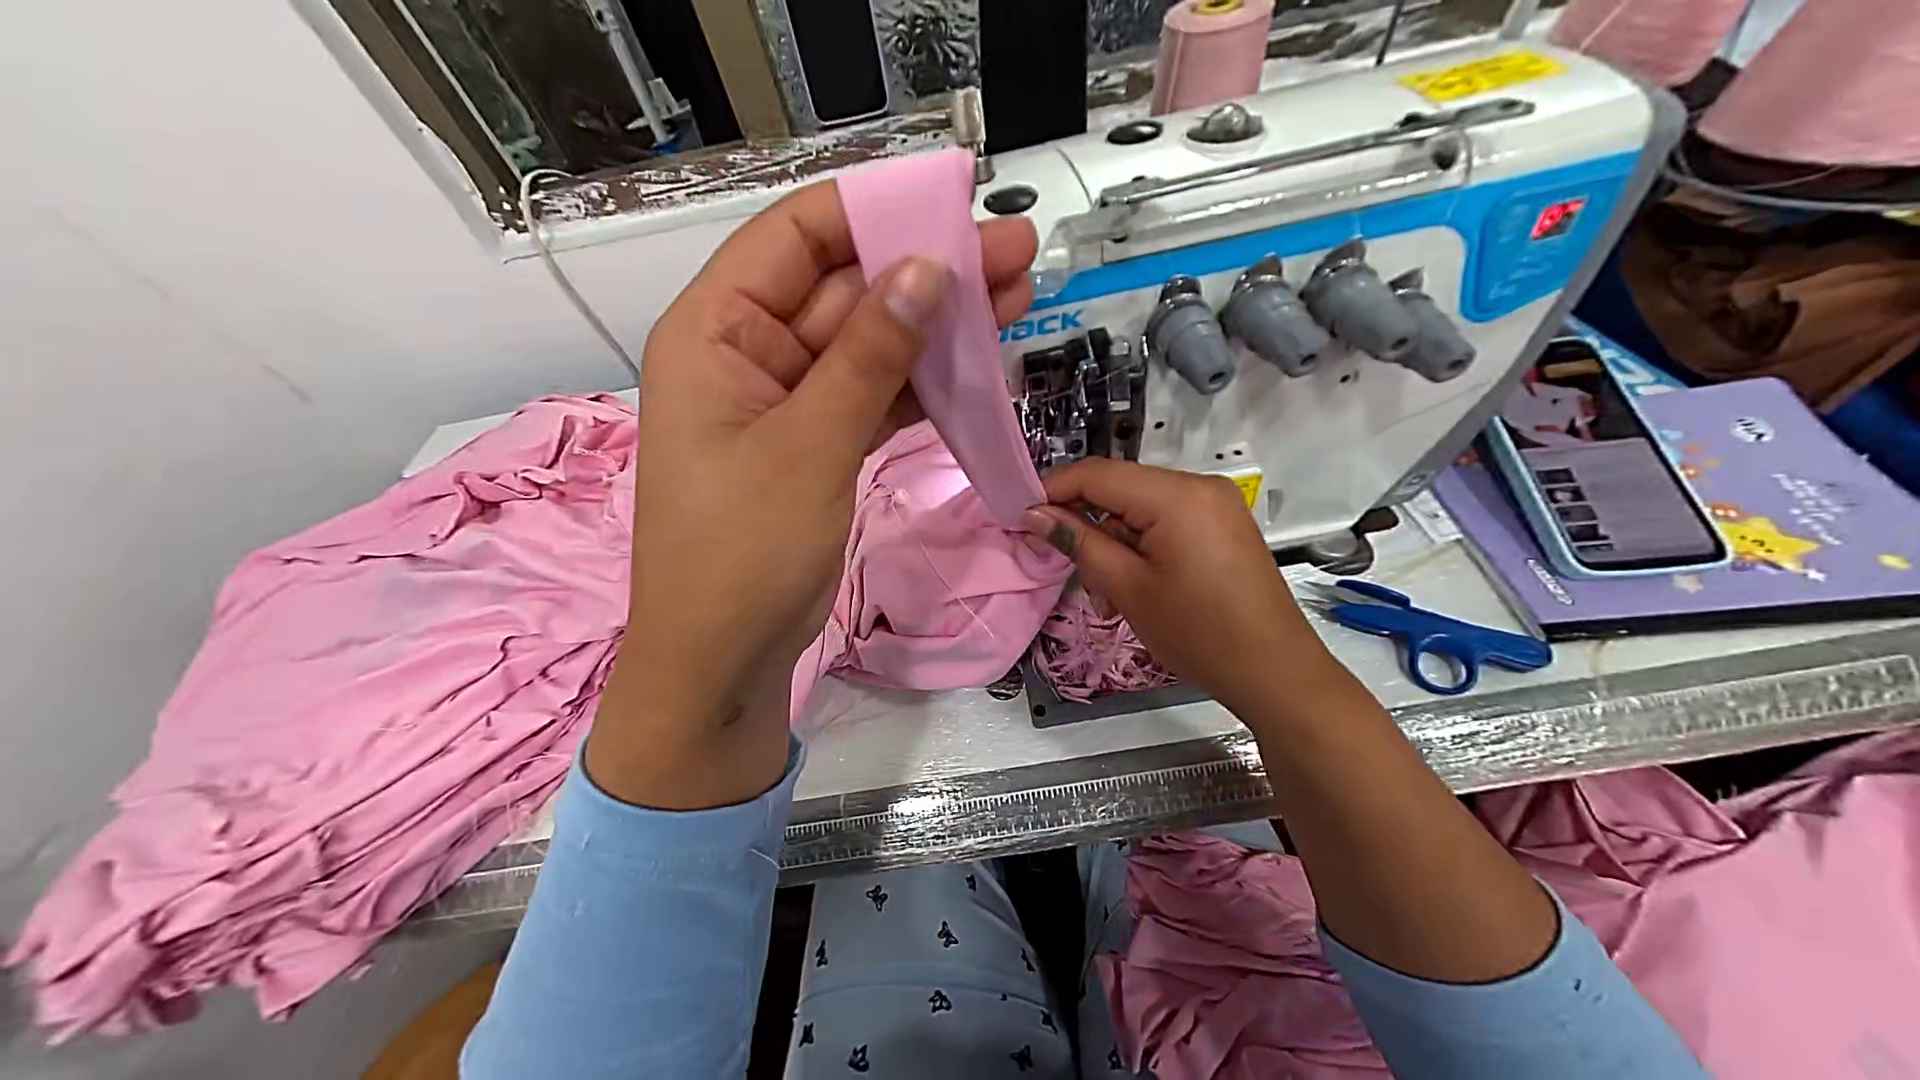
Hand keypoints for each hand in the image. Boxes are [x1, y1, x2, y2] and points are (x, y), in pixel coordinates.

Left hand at [588, 181, 1037, 808]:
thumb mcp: (809, 443)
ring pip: (870, 344)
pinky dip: (921, 382)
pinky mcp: (820, 443)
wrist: (726, 659)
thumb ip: (870, 354)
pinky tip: (976, 361)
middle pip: (845, 289)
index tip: (950, 196)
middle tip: (1012, 251)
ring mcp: (788, 401)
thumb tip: (927, 268)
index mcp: (715, 331)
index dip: (872, 210)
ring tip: (1015, 295)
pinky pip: (875, 394)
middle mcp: (748, 353)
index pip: (795, 238)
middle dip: (925, 270)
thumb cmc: (743, 552)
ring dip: (935, 326)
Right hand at [1032, 460, 1560, 983]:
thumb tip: (1033, 515)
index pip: (1097, 473)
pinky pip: (1167, 514)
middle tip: (1051, 548)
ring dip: (1110, 527)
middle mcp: (1199, 484)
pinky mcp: (1223, 522)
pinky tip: (1129, 570)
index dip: (1053, 488)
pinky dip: (1139, 535)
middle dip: (1082, 512)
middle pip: (1121, 484)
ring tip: (1096, 573)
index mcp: (1176, 495)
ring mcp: (1216, 502)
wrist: (1275, 671)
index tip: (1019, 513)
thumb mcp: (1128, 588)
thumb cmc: (1197, 632)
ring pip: (1142, 500)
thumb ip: (1078, 542)